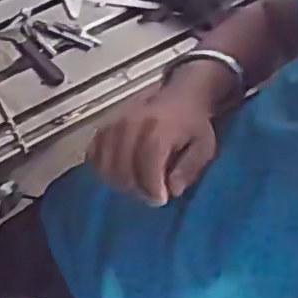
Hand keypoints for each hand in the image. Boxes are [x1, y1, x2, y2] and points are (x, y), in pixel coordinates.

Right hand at [86, 90, 217, 205]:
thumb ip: (188, 170)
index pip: (148, 162)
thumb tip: (171, 191)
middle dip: (135, 187)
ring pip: (105, 161)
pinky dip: (102, 168)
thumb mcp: (203, 148)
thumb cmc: (192, 125)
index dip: (150, 185)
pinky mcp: (103, 127)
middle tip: (147, 196)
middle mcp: (132, 124)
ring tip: (134, 187)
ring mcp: (113, 125)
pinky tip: (116, 175)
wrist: (176, 96)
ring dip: (117, 181)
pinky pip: (94, 153)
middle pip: (123, 164)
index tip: (159, 201)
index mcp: (160, 128)